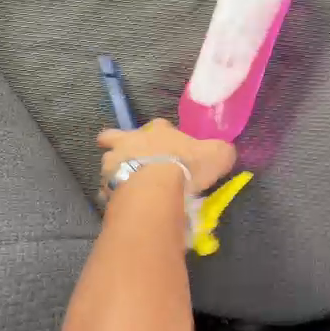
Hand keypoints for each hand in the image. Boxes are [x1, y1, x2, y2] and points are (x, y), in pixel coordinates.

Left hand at [97, 119, 236, 193]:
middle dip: (118, 143)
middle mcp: (130, 141)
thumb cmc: (186, 165)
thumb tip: (224, 151)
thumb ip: (220, 151)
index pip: (158, 125)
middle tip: (130, 156)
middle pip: (113, 137)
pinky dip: (114, 197)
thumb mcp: (218, 154)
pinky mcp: (105, 188)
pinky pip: (106, 192)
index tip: (169, 145)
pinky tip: (125, 205)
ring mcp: (113, 164)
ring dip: (116, 171)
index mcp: (157, 130)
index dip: (163, 134)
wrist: (155, 190)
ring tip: (129, 186)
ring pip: (108, 164)